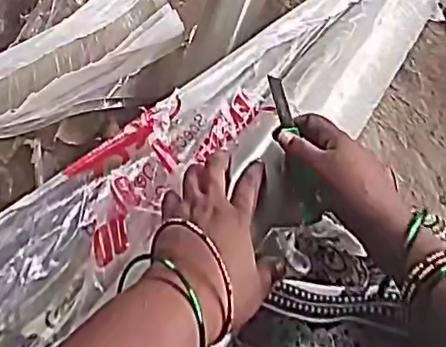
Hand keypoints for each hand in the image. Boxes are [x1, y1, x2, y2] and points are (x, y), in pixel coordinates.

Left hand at [152, 151, 270, 336]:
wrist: (187, 290)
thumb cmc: (224, 290)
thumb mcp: (256, 286)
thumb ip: (267, 271)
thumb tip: (276, 266)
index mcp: (238, 219)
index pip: (248, 188)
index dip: (253, 174)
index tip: (256, 166)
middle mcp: (212, 206)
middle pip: (216, 170)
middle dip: (220, 159)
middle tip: (223, 155)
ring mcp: (188, 207)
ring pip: (191, 177)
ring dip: (195, 170)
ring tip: (198, 167)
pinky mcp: (168, 215)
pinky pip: (170, 196)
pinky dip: (173, 194)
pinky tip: (173, 195)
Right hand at [278, 115, 411, 271]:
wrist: (387, 230)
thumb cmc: (355, 194)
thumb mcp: (318, 167)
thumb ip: (298, 148)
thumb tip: (285, 135)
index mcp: (341, 139)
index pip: (312, 120)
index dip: (294, 125)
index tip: (282, 136)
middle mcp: (354, 151)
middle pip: (320, 143)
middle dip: (303, 151)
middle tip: (292, 163)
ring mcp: (362, 172)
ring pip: (329, 164)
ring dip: (315, 172)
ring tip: (306, 185)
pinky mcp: (366, 193)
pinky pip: (339, 183)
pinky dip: (328, 188)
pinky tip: (324, 200)